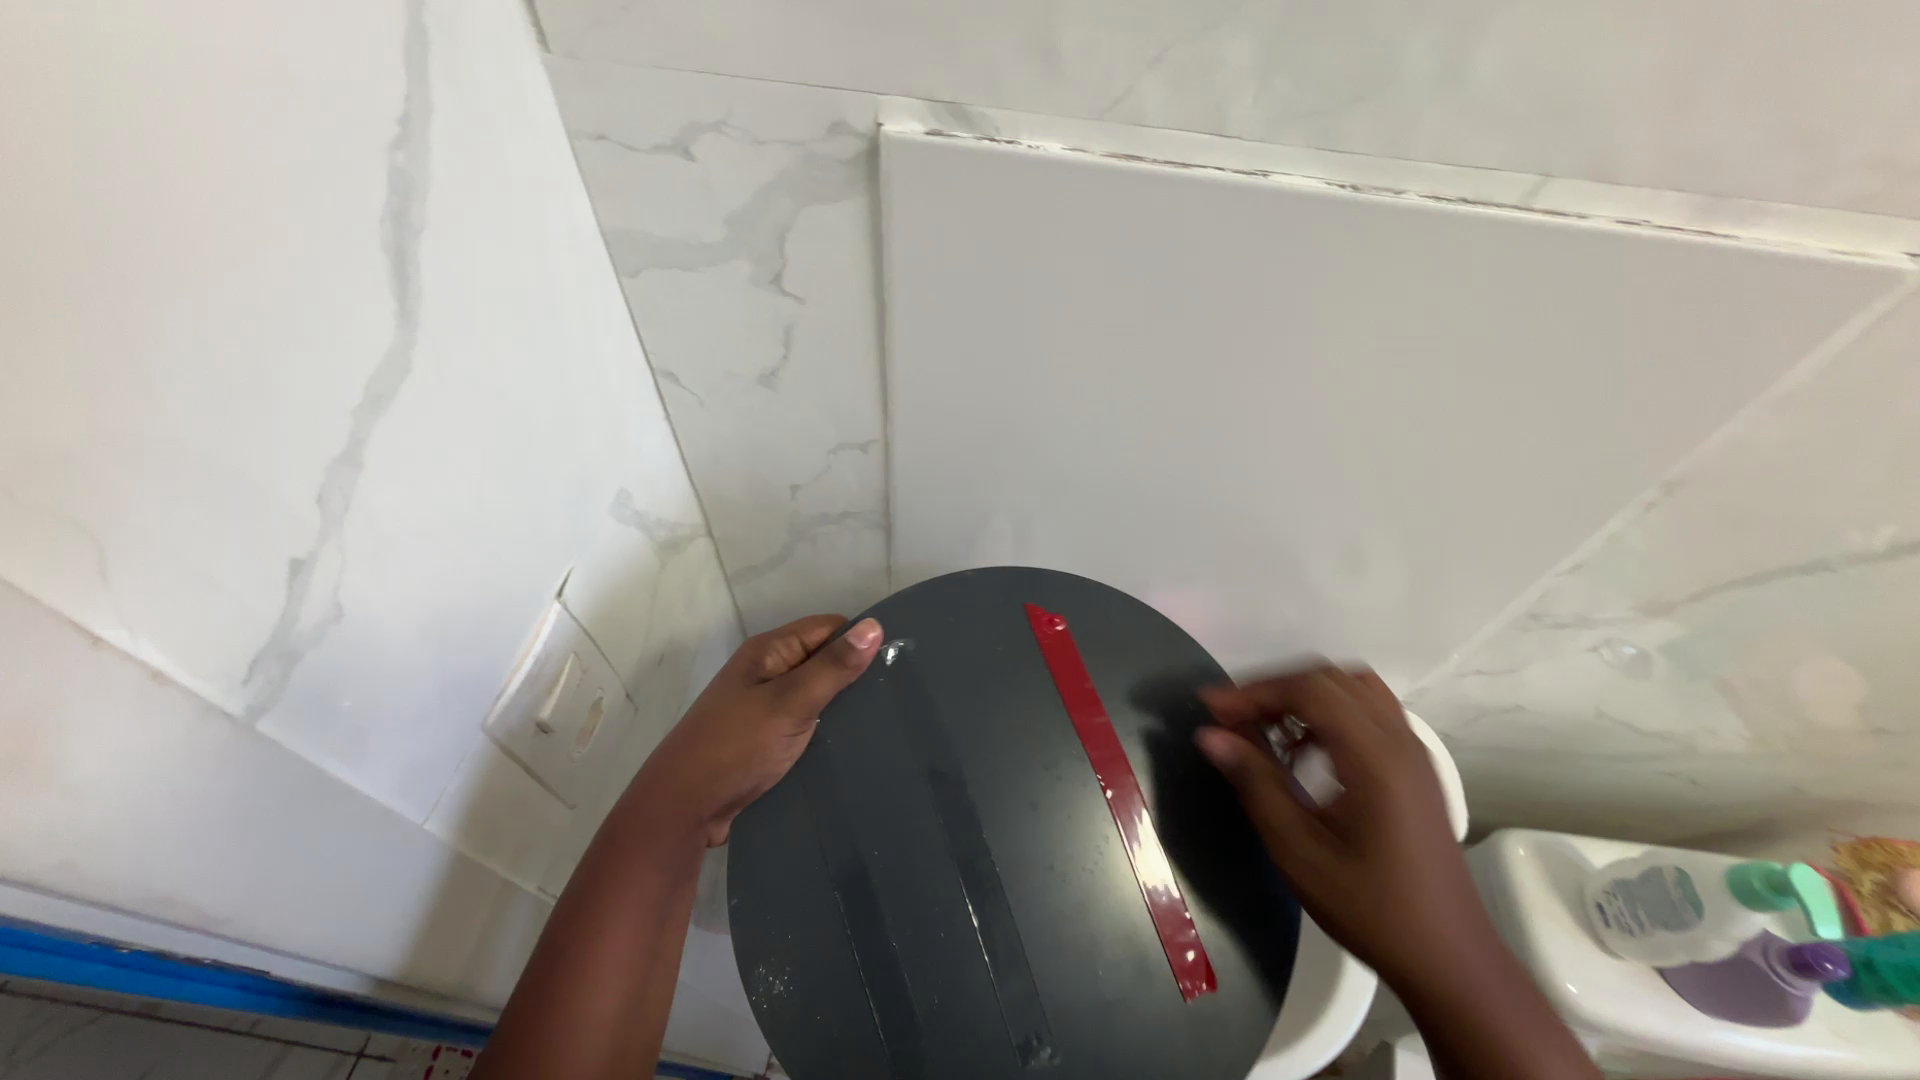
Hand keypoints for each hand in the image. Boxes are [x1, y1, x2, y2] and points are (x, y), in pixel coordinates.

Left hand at [644, 614, 882, 846]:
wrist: (683, 809)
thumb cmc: (735, 747)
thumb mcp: (790, 703)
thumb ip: (833, 667)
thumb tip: (874, 626)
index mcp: (769, 652)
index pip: (828, 628)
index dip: (860, 640)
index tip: (898, 662)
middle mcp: (767, 672)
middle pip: (823, 660)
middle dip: (855, 675)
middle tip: (896, 695)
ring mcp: (765, 707)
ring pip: (817, 695)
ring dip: (843, 707)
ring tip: (883, 721)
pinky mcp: (767, 739)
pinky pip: (807, 724)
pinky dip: (827, 730)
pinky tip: (852, 745)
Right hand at [1194, 664, 1484, 985]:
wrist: (1448, 958)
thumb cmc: (1369, 908)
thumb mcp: (1298, 850)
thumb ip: (1255, 783)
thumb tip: (1210, 736)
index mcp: (1374, 758)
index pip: (1310, 690)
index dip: (1255, 692)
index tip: (1211, 709)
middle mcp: (1400, 741)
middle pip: (1331, 679)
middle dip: (1275, 689)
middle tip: (1233, 719)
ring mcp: (1414, 753)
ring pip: (1354, 689)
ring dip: (1305, 696)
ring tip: (1267, 729)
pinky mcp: (1415, 769)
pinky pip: (1370, 712)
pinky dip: (1330, 713)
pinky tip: (1303, 751)